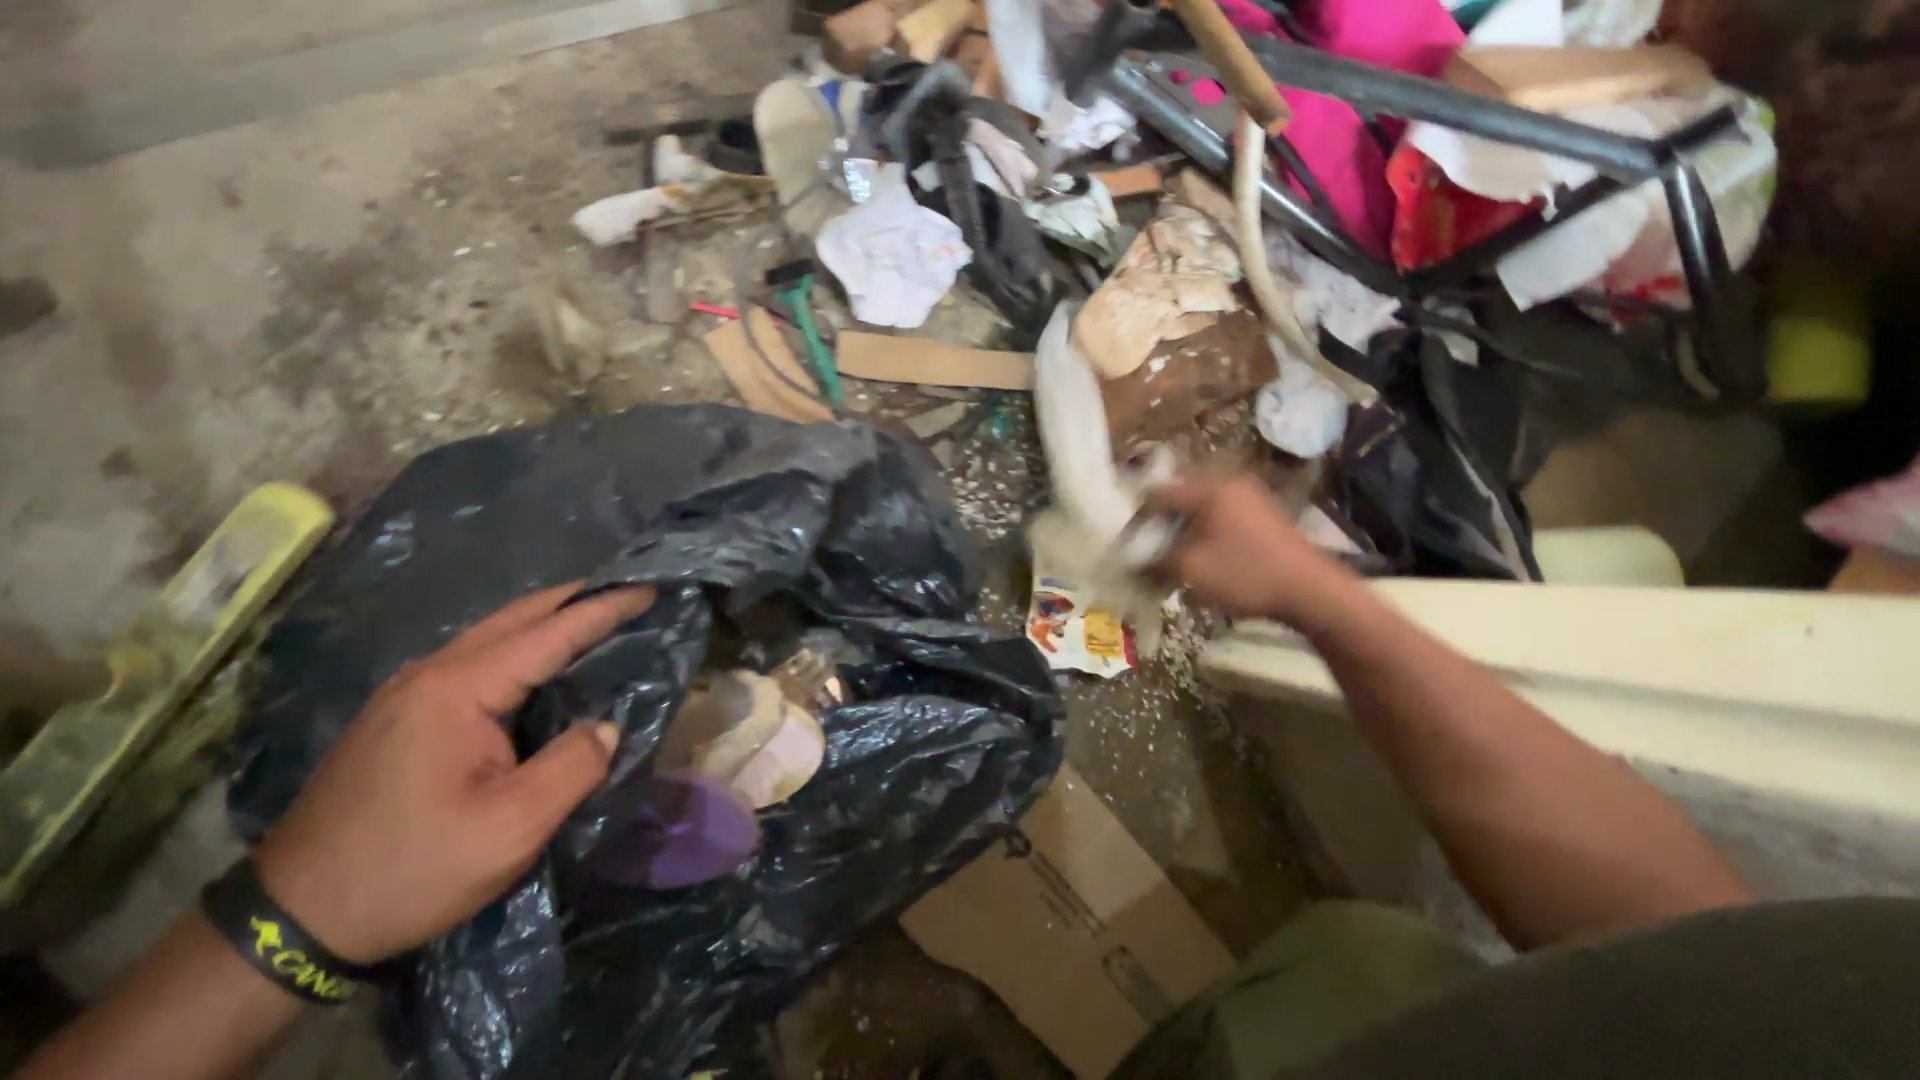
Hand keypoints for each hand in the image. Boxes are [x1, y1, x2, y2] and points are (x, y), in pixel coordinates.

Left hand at [252, 583, 656, 963]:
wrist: (294, 917)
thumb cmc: (412, 869)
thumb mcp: (511, 828)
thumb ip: (572, 768)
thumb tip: (606, 728)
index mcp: (458, 690)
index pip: (548, 634)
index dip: (603, 609)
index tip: (649, 588)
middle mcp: (428, 675)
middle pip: (514, 618)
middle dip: (573, 599)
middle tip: (627, 590)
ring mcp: (405, 694)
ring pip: (489, 637)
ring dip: (543, 621)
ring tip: (592, 617)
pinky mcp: (397, 719)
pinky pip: (471, 662)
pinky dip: (516, 648)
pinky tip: (535, 665)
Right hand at [1147, 471, 1355, 625]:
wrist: (1311, 591)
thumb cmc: (1246, 574)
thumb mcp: (1192, 570)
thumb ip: (1155, 562)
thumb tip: (1131, 562)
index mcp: (1210, 487)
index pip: (1157, 493)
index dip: (1135, 516)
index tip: (1121, 539)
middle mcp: (1230, 483)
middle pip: (1179, 497)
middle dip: (1158, 523)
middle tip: (1142, 549)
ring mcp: (1250, 498)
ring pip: (1200, 509)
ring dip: (1181, 531)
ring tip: (1168, 557)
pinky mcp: (1262, 516)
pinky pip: (1220, 518)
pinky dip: (1203, 534)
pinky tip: (1197, 557)